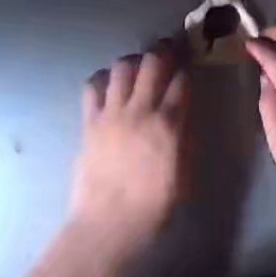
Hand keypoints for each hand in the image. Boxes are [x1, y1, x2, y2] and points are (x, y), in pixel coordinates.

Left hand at [67, 50, 188, 264]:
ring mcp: (111, 114)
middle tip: (166, 50)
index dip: (185, 67)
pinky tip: (108, 85)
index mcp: (168, 124)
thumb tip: (181, 117)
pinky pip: (92, 87)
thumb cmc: (152, 208)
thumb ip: (182, 139)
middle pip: (152, 62)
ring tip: (136, 67)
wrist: (108, 226)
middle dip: (162, 50)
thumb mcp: (182, 174)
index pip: (180, 80)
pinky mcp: (89, 122)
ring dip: (132, 61)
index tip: (187, 62)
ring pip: (121, 67)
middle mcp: (141, 110)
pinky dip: (101, 79)